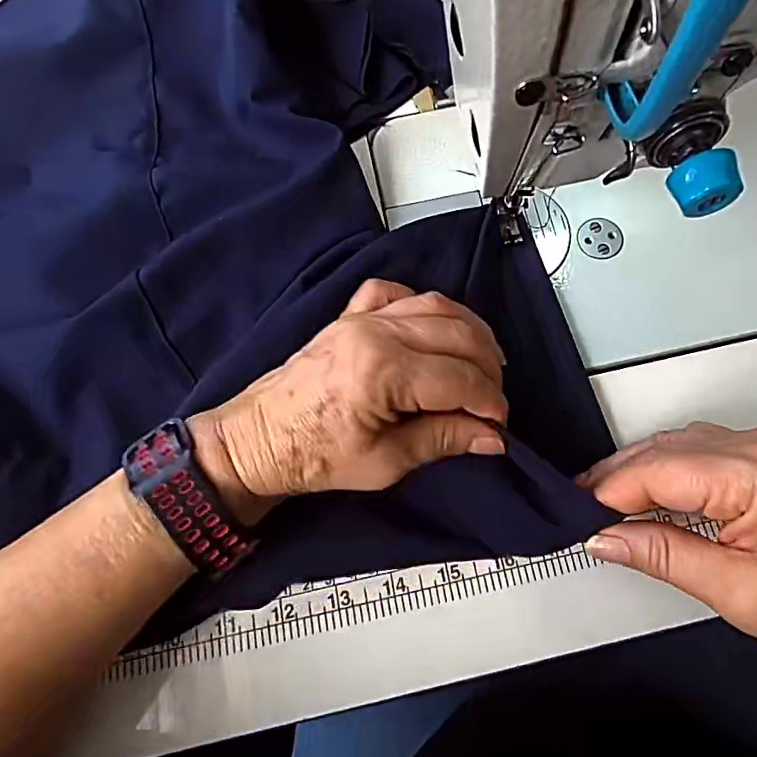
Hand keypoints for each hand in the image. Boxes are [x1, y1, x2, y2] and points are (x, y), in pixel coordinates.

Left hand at [190, 279, 508, 520]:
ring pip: (437, 306)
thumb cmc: (308, 456)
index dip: (489, 402)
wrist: (258, 439)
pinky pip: (394, 293)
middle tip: (492, 401)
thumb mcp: (384, 463)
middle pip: (458, 335)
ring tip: (481, 365)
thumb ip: (441, 440)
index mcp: (382, 371)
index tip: (497, 424)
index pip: (460, 378)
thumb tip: (489, 436)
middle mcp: (374, 333)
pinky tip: (433, 328)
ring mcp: (359, 319)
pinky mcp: (347, 317)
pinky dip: (422, 306)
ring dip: (468, 333)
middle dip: (487, 369)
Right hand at [577, 423, 756, 711]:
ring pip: (676, 444)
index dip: (606, 495)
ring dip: (640, 473)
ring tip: (613, 509)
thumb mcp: (736, 591)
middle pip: (660, 450)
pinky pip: (701, 448)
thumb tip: (606, 538)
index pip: (652, 470)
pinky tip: (654, 495)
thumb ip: (661, 555)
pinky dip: (669, 469)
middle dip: (616, 480)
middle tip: (587, 514)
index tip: (581, 518)